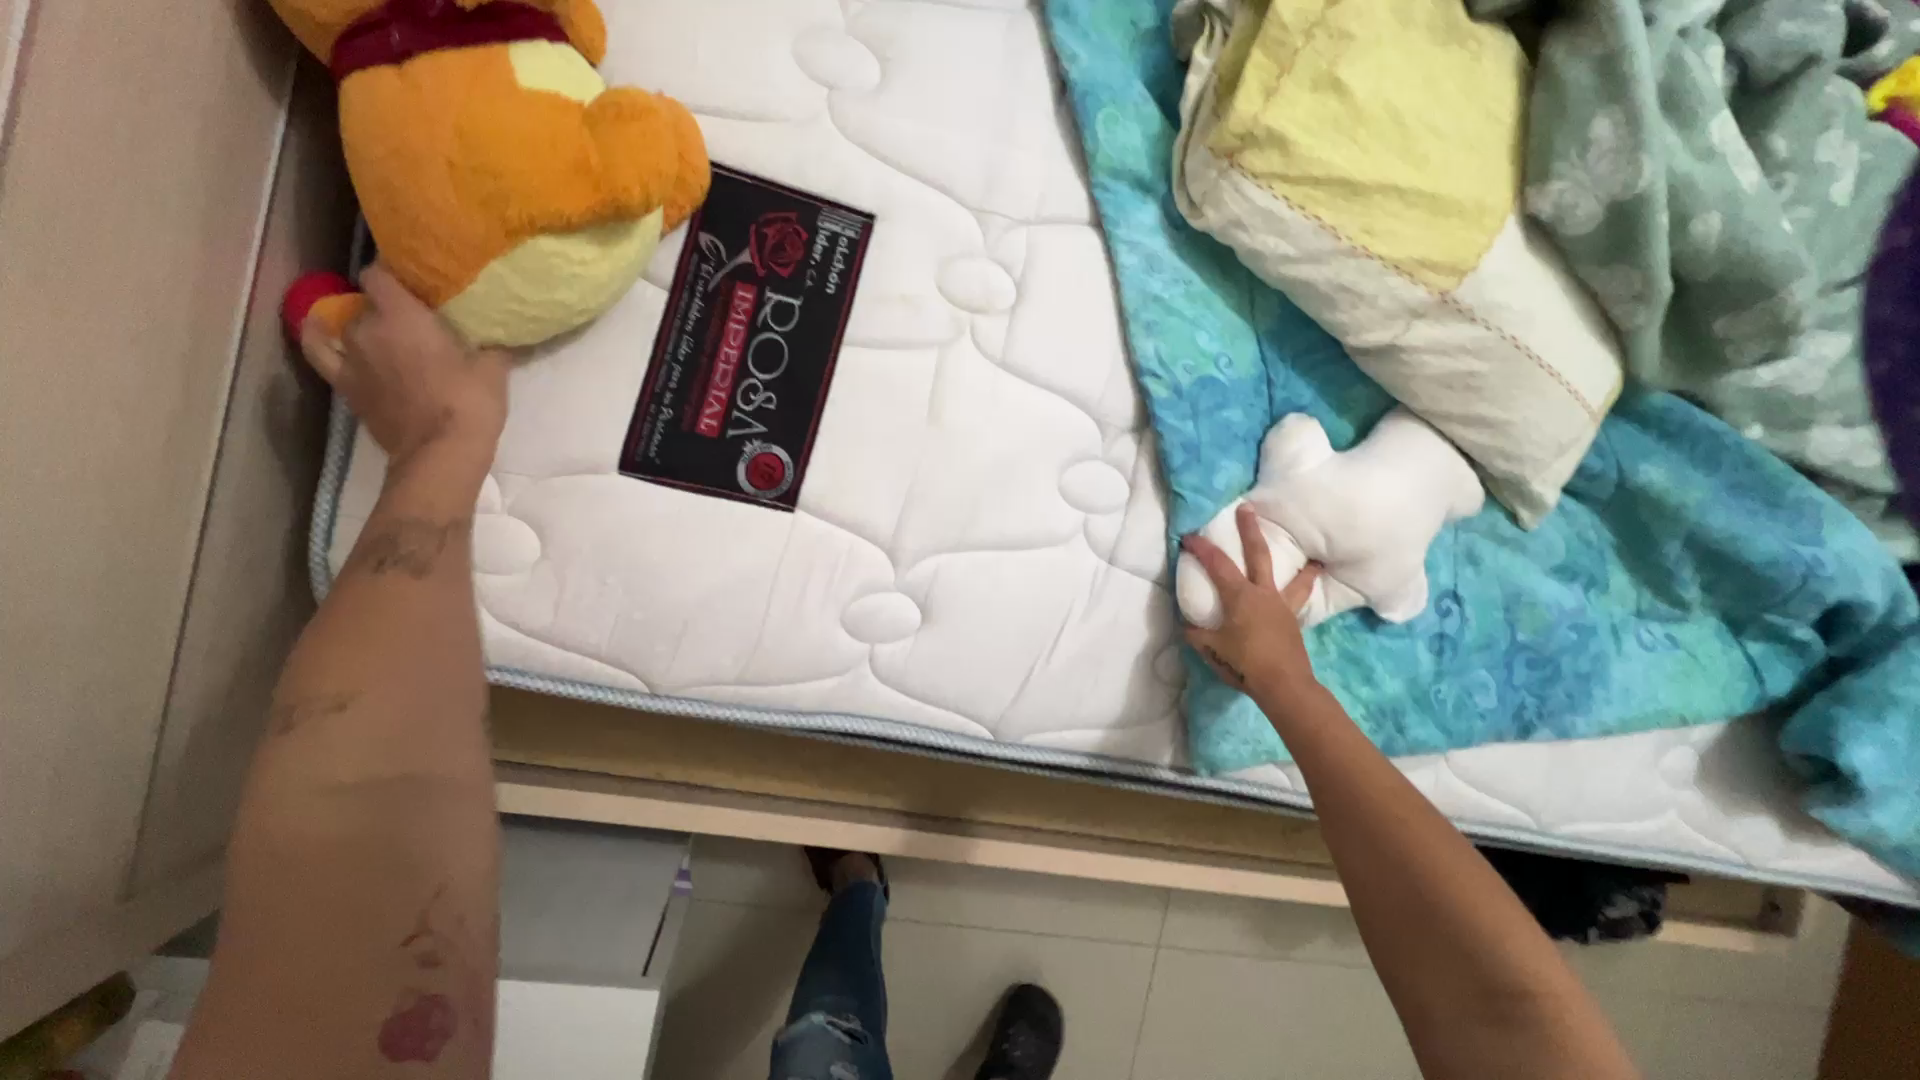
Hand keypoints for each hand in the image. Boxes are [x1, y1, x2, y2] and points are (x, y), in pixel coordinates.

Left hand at [302, 263, 508, 470]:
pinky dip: (319, 336)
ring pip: (351, 325)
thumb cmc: (469, 404)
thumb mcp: (493, 370)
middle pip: (370, 302)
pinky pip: (321, 350)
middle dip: (391, 307)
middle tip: (419, 319)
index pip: (380, 273)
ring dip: (368, 326)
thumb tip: (499, 337)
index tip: (416, 281)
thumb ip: (490, 346)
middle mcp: (367, 326)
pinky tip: (322, 328)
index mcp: (403, 315)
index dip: (394, 272)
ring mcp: (350, 355)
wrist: (440, 453)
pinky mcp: (344, 383)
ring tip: (389, 335)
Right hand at [1182, 504, 1322, 700]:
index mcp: (1240, 597)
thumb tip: (1188, 625)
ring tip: (1314, 559)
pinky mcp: (1293, 622)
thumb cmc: (1244, 664)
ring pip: (1295, 578)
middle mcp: (1263, 594)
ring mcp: (1283, 607)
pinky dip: (1304, 592)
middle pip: (1258, 554)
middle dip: (1250, 530)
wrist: (1284, 684)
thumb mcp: (1211, 648)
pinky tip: (1305, 593)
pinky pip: (1299, 601)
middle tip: (1247, 509)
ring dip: (1303, 567)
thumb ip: (1197, 634)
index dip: (1201, 548)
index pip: (1217, 564)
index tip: (1188, 536)